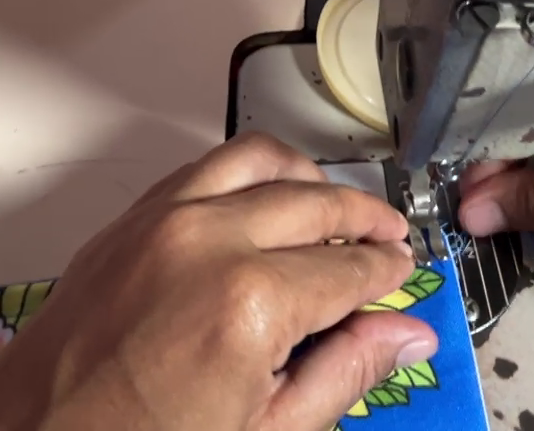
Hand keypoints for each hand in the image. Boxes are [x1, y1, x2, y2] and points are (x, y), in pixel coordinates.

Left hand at [0, 133, 438, 430]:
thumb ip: (343, 374)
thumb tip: (407, 332)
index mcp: (247, 304)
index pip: (347, 268)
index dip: (385, 271)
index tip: (401, 272)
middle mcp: (206, 240)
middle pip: (314, 201)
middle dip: (364, 216)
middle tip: (386, 237)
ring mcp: (159, 219)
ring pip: (260, 158)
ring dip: (308, 177)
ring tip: (333, 208)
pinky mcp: (126, 220)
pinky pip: (204, 167)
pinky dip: (248, 173)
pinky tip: (262, 202)